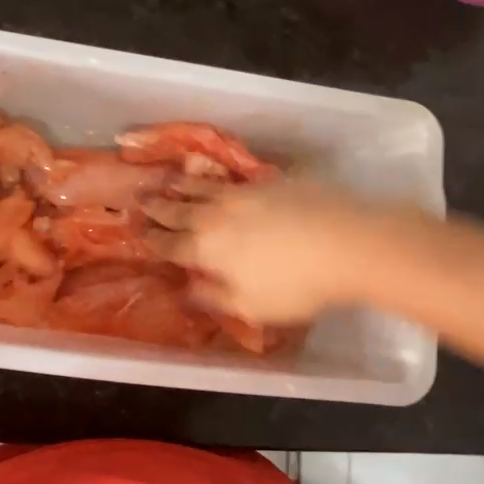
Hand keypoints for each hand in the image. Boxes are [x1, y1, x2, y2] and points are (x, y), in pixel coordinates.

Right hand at [145, 181, 412, 324]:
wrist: (346, 242)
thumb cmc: (296, 285)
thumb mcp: (251, 306)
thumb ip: (215, 296)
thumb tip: (188, 290)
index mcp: (206, 249)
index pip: (169, 244)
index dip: (151, 239)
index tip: (137, 232)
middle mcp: (216, 216)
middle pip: (178, 210)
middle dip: (157, 206)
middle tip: (139, 198)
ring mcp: (243, 195)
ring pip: (202, 187)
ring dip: (180, 185)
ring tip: (166, 180)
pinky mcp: (269, 182)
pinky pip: (232, 179)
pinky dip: (215, 177)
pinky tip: (215, 176)